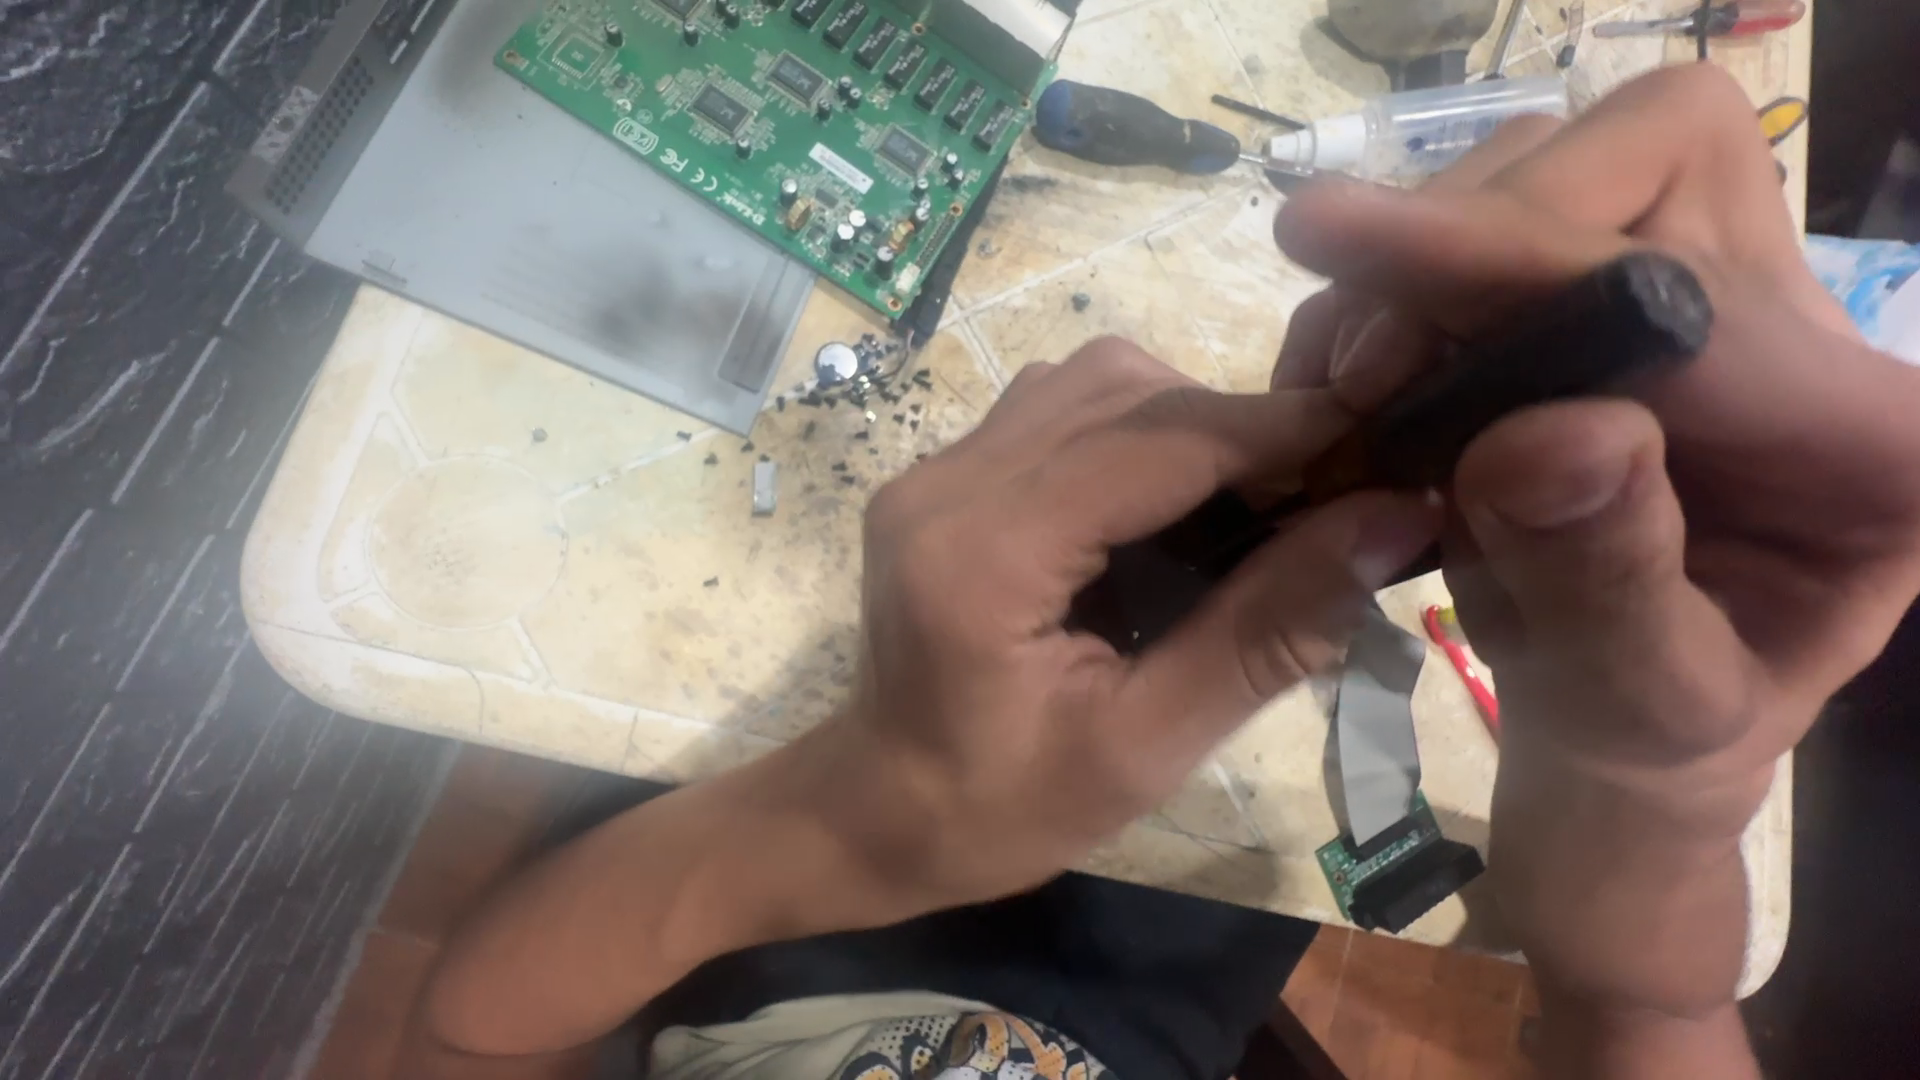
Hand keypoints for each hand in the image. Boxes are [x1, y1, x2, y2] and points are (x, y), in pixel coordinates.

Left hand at [782, 339, 1440, 920]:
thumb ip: (1262, 634)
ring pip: (1084, 385)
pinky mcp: (937, 479)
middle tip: (1310, 489)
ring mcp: (932, 472)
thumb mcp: (1142, 746)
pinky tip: (1158, 502)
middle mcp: (945, 484)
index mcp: (984, 556)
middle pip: (1117, 391)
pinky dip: (1126, 434)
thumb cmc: (1001, 807)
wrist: (878, 806)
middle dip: (1230, 423)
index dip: (1273, 429)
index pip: (1151, 442)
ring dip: (1179, 420)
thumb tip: (1385, 522)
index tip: (1371, 442)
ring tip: (1238, 497)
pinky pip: (1050, 412)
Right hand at [1272, 63, 1919, 1018]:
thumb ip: (1609, 579)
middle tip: (1366, 377)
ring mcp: (1659, 323)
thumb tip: (1538, 436)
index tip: (1331, 238)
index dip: (1498, 255)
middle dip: (1467, 236)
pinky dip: (1376, 307)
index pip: (1675, 287)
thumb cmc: (1643, 738)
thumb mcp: (1635, 702)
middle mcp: (1769, 340)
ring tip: (1352, 403)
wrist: (1613, 730)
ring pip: (1533, 179)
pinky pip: (1460, 252)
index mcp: (1844, 437)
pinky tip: (1350, 401)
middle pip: (1638, 152)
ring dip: (1407, 277)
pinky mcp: (1560, 336)